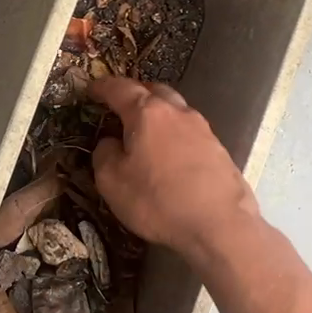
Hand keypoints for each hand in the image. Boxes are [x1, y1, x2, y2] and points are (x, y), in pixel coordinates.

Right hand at [90, 77, 260, 262]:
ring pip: (175, 110)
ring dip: (157, 113)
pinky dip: (174, 133)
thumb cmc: (158, 201)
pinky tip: (169, 152)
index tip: (91, 88)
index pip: (120, 89)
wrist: (221, 225)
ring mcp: (202, 129)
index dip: (102, 87)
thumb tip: (110, 142)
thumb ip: (104, 154)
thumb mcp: (112, 182)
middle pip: (153, 91)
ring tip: (144, 129)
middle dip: (134, 93)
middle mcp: (177, 112)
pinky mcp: (218, 149)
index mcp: (147, 113)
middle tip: (119, 104)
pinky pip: (189, 131)